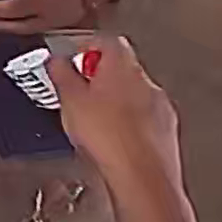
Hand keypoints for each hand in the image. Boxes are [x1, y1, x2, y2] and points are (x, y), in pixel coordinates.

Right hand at [47, 36, 182, 192]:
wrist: (142, 180)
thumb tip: (56, 61)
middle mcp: (146, 83)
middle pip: (121, 66)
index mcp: (123, 66)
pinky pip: (143, 118)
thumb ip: (60, 73)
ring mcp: (160, 108)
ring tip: (91, 116)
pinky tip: (110, 138)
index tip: (73, 55)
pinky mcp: (166, 134)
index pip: (107, 41)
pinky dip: (126, 122)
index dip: (86, 45)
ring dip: (113, 99)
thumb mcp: (68, 99)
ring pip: (133, 93)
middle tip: (77, 87)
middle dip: (98, 75)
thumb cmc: (109, 137)